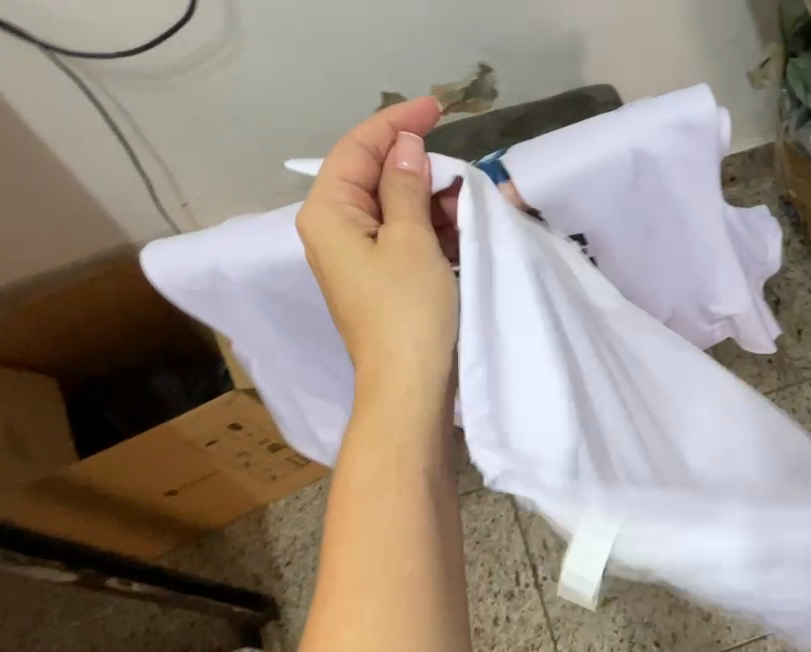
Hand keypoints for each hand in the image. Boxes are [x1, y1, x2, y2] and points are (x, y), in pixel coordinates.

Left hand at [296, 97, 461, 406]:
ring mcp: (363, 259)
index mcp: (329, 213)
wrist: (410, 386)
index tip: (438, 107)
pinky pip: (410, 241)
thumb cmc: (408, 313)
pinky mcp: (387, 283)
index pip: (358, 148)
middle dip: (424, 169)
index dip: (397, 123)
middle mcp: (338, 230)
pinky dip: (438, 231)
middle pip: (378, 179)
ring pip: (400, 211)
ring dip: (438, 202)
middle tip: (470, 171)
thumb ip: (407, 188)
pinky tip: (469, 229)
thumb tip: (407, 147)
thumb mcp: (412, 242)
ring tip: (480, 203)